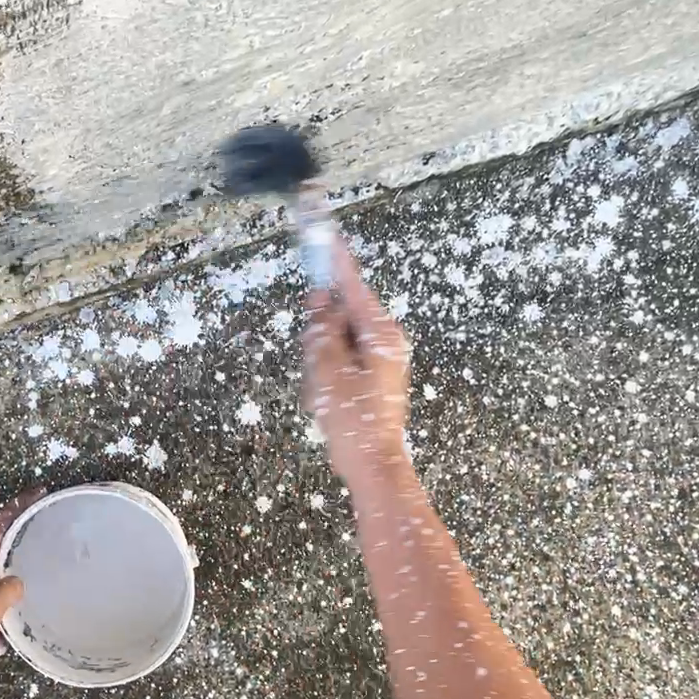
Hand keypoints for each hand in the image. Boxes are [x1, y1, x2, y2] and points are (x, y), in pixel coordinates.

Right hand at [302, 242, 411, 487]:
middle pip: (344, 313)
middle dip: (321, 329)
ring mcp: (381, 359)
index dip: (334, 262)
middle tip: (313, 361)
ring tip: (321, 389)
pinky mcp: (372, 375)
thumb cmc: (353, 420)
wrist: (371, 464)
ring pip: (340, 337)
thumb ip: (321, 330)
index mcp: (381, 334)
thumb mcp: (328, 371)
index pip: (353, 286)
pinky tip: (325, 395)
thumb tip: (319, 300)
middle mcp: (386, 341)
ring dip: (322, 355)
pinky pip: (344, 357)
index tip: (324, 234)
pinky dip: (328, 368)